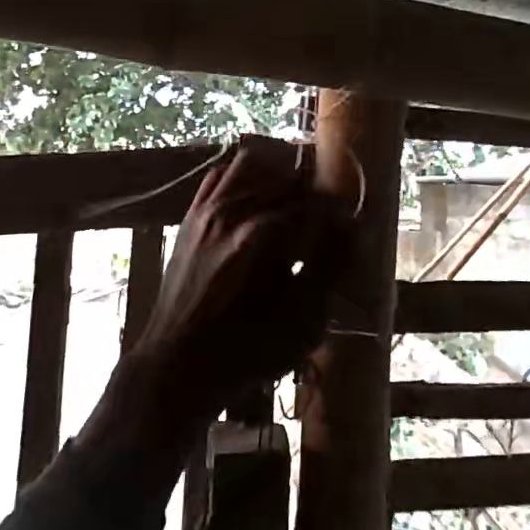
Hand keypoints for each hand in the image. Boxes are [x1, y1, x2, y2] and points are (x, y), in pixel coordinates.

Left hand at [118, 135, 335, 426]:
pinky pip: (220, 175)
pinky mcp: (191, 218)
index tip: (349, 226)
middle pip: (285, 176)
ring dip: (278, 172)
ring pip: (250, 163)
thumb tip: (353, 225)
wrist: (177, 366)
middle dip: (313, 190)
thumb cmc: (246, 352)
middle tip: (327, 213)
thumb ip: (330, 266)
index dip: (338, 213)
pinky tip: (260, 196)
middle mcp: (230, 212)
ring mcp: (206, 211)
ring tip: (296, 196)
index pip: (314, 203)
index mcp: (260, 237)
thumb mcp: (302, 320)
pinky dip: (245, 175)